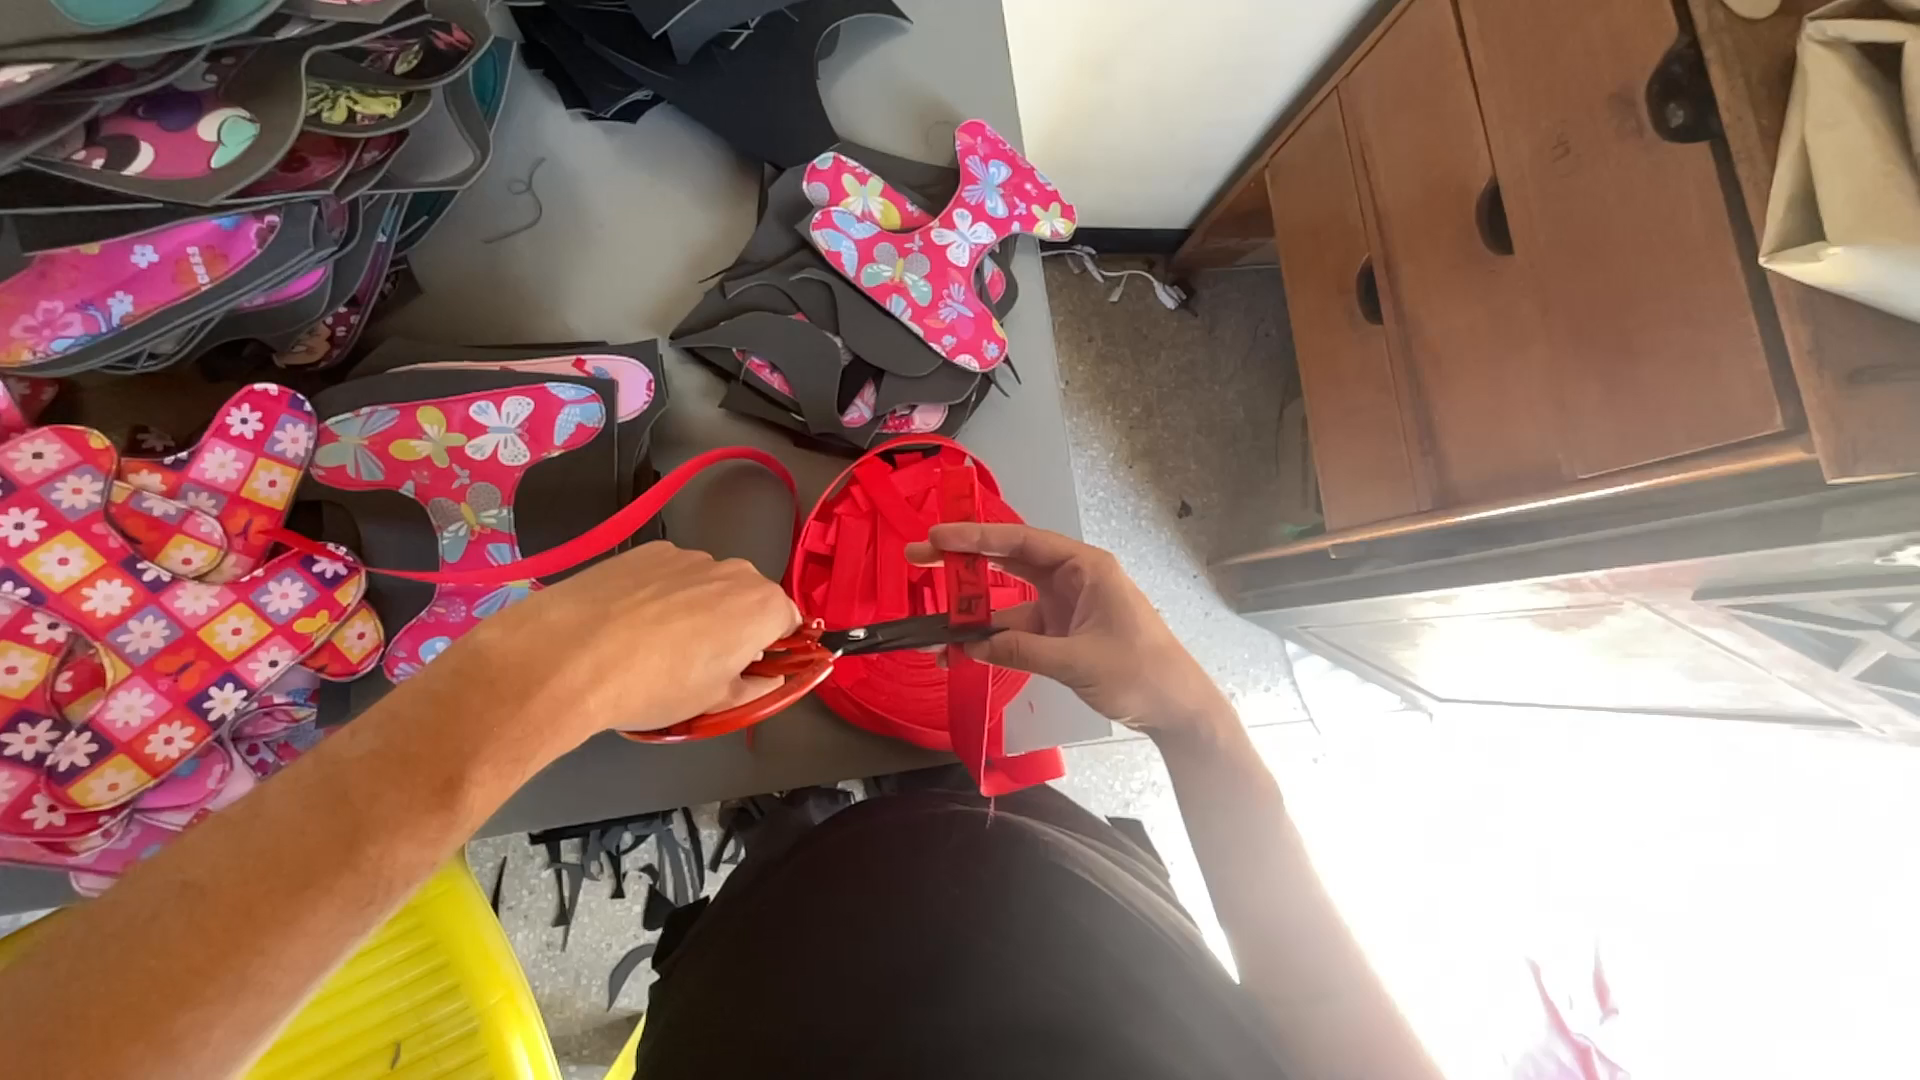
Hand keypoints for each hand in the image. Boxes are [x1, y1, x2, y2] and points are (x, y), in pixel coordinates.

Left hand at [416, 542, 800, 746]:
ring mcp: (687, 556)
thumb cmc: (654, 686)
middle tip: (700, 663)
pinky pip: (669, 575)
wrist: (567, 656)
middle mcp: (734, 571)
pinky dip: (659, 595)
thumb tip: (770, 677)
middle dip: (735, 625)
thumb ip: (758, 687)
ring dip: (696, 608)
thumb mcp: (715, 702)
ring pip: (706, 585)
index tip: (748, 670)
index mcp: (763, 606)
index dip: (772, 648)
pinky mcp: (646, 552)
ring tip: (653, 644)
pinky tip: (627, 624)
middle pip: (749, 598)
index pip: (790, 622)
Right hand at [905, 523, 1231, 736]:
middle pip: (1008, 561)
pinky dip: (991, 640)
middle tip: (918, 559)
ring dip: (973, 613)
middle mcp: (1071, 578)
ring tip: (932, 625)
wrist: (1177, 707)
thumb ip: (1023, 650)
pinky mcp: (1060, 632)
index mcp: (1084, 567)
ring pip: (1008, 600)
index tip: (937, 537)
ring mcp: (1064, 605)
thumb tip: (973, 646)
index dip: (976, 538)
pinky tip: (962, 652)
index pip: (1021, 542)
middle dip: (964, 562)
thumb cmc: (1141, 672)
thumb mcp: (1079, 660)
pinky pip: (1017, 630)